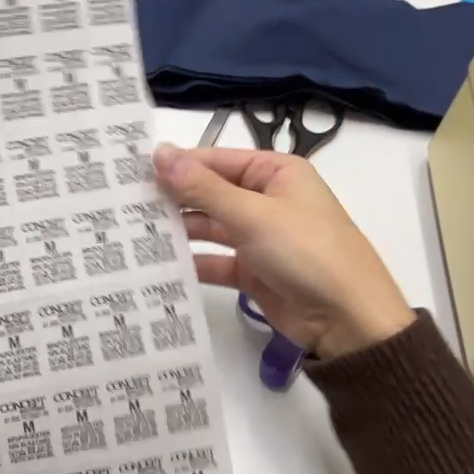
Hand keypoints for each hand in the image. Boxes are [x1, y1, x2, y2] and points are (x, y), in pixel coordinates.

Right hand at [154, 144, 414, 357]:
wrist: (349, 321)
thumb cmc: (306, 252)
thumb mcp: (252, 214)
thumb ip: (202, 187)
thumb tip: (159, 153)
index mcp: (277, 173)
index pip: (217, 160)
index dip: (178, 164)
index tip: (133, 170)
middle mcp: (267, 200)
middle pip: (211, 193)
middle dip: (174, 198)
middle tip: (124, 202)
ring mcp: (261, 237)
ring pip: (211, 227)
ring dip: (180, 231)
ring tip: (133, 232)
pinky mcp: (255, 272)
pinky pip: (216, 261)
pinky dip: (193, 262)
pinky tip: (159, 265)